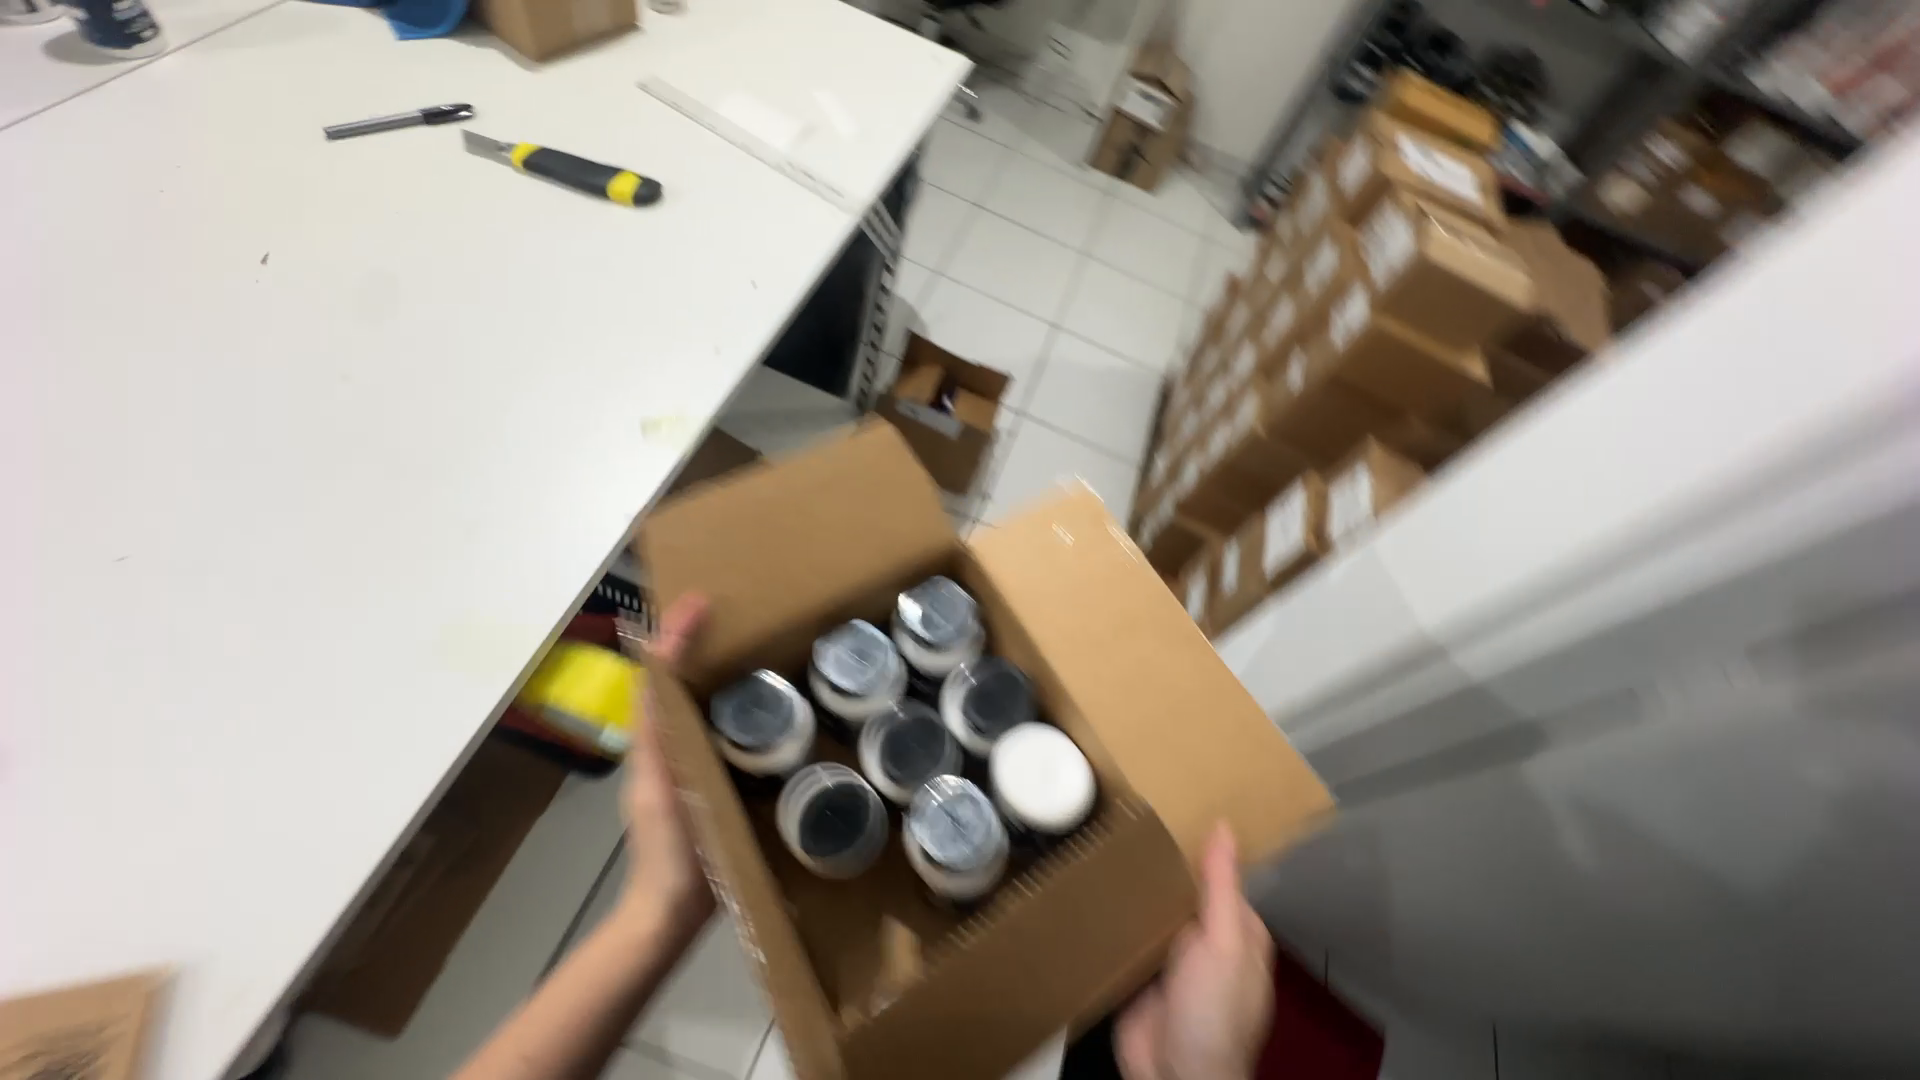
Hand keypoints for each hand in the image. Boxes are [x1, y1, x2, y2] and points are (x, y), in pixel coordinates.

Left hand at [616, 593, 715, 938]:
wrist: (667, 913)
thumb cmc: (670, 856)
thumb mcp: (665, 797)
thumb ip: (663, 747)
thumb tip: (658, 687)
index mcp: (653, 747)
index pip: (657, 680)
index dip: (673, 638)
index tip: (698, 603)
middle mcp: (662, 749)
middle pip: (668, 683)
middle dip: (685, 642)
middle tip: (719, 610)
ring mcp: (680, 766)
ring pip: (686, 703)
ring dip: (702, 667)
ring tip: (738, 641)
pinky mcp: (700, 781)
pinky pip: (705, 730)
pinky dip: (719, 702)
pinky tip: (751, 702)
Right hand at [1114, 824, 1274, 1079]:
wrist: (1173, 1075)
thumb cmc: (1212, 1009)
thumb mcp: (1223, 942)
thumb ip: (1221, 886)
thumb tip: (1224, 824)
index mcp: (1236, 930)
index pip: (1218, 873)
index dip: (1197, 843)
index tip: (1170, 805)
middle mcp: (1204, 938)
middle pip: (1180, 887)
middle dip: (1157, 861)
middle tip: (1122, 815)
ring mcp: (1170, 955)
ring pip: (1150, 907)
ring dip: (1131, 886)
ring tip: (1099, 840)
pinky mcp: (1137, 969)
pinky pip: (1125, 932)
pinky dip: (1112, 914)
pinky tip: (1089, 886)